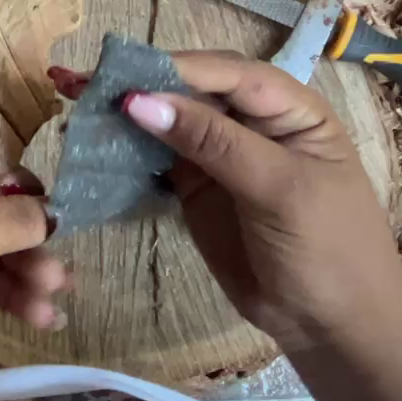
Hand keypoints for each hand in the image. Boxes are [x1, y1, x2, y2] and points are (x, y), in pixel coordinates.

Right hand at [106, 50, 401, 353]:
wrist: (332, 329)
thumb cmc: (327, 249)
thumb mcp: (278, 188)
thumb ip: (211, 141)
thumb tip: (138, 101)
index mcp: (288, 108)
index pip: (226, 74)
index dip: (175, 71)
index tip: (123, 81)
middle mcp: (249, 119)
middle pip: (188, 87)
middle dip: (137, 81)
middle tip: (78, 80)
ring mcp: (218, 152)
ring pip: (165, 117)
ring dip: (121, 109)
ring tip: (70, 96)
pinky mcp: (194, 183)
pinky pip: (154, 154)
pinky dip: (123, 145)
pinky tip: (91, 137)